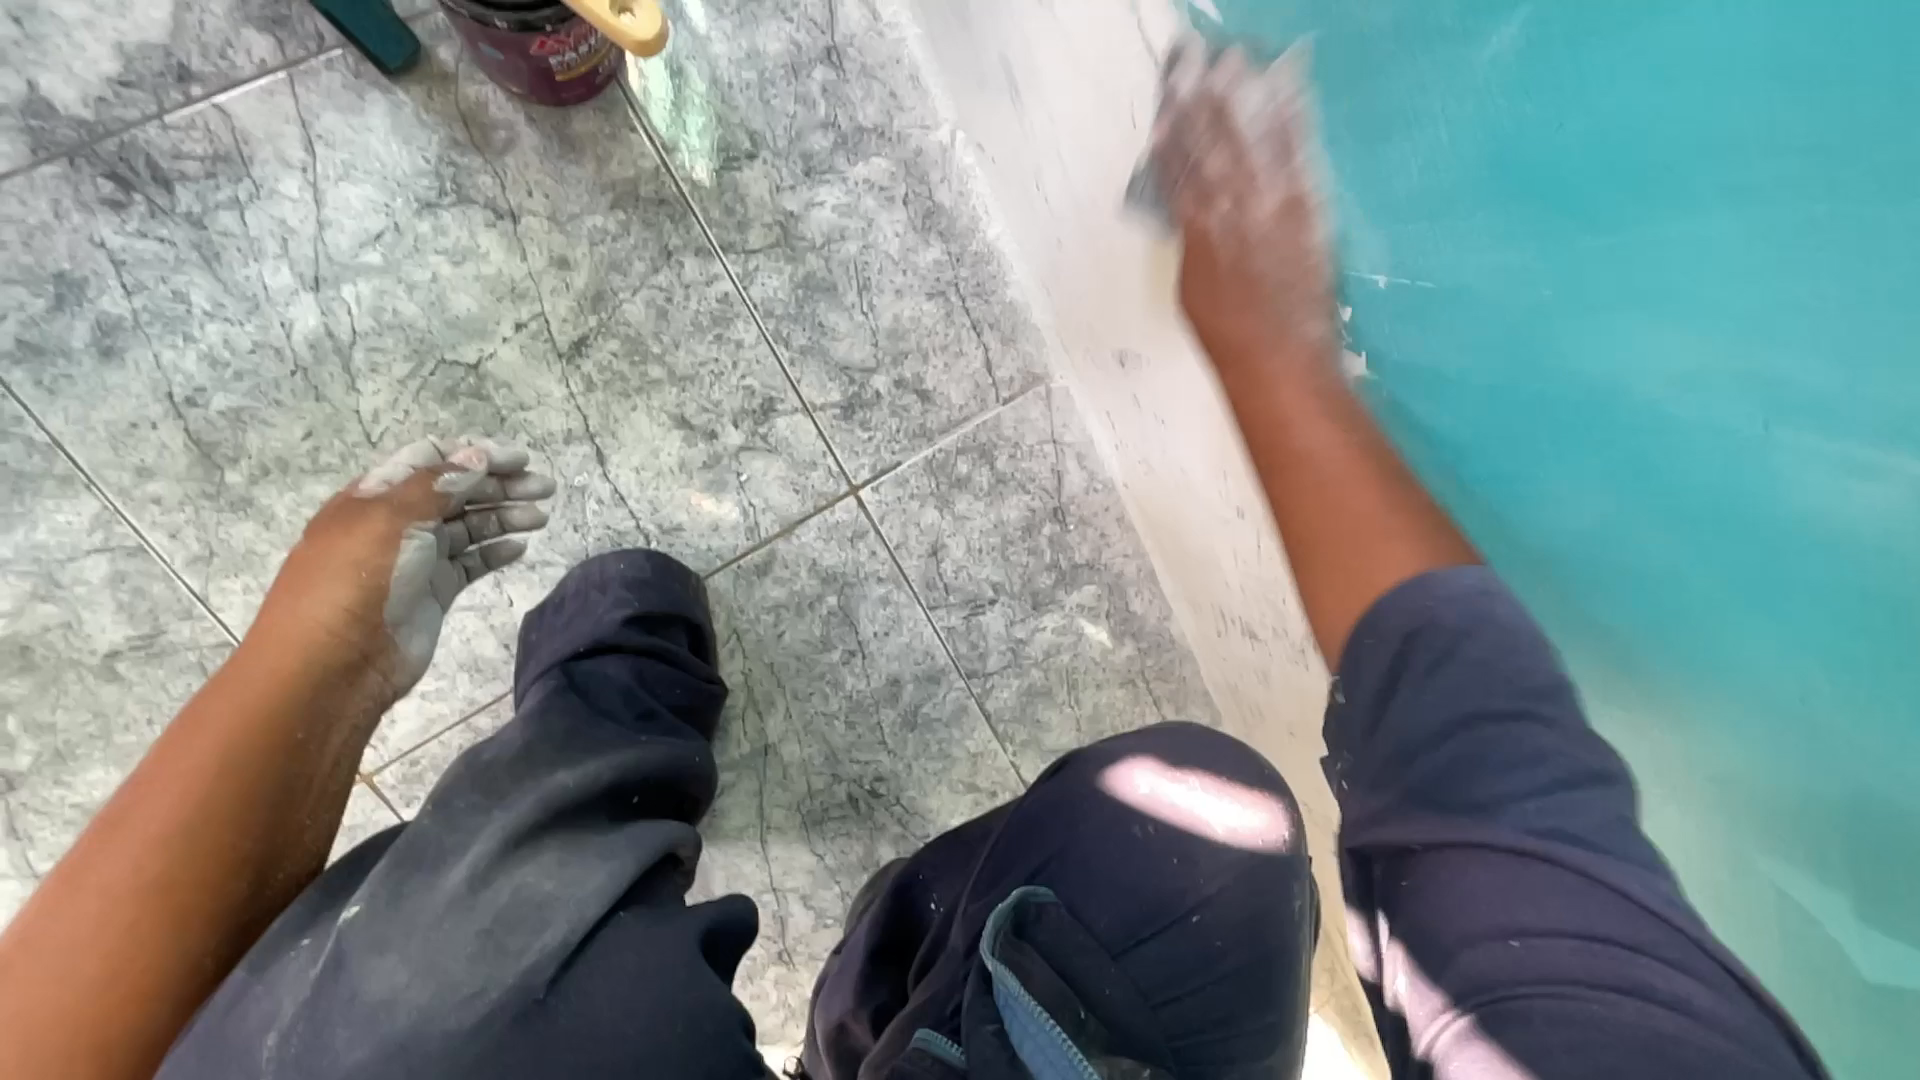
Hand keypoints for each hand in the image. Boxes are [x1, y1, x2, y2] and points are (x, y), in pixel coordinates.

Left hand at [246, 437, 556, 706]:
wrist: (334, 663)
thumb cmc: (356, 581)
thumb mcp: (392, 520)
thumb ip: (438, 485)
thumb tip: (479, 457)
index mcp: (376, 496)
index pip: (431, 459)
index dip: (474, 454)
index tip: (520, 460)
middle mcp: (397, 522)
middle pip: (456, 492)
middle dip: (500, 485)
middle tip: (545, 489)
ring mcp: (417, 558)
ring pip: (468, 527)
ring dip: (505, 516)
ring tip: (540, 518)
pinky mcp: (434, 591)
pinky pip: (471, 563)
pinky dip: (496, 552)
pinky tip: (521, 548)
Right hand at [1150, 41, 1337, 377]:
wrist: (1280, 359)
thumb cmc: (1228, 336)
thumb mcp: (1191, 291)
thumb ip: (1192, 244)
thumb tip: (1190, 214)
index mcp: (1197, 235)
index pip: (1180, 170)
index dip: (1174, 130)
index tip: (1168, 95)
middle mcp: (1231, 214)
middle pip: (1213, 147)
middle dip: (1203, 100)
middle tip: (1196, 58)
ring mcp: (1272, 210)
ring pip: (1252, 144)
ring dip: (1243, 100)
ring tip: (1235, 61)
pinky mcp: (1307, 211)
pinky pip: (1296, 159)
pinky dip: (1290, 124)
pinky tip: (1286, 94)